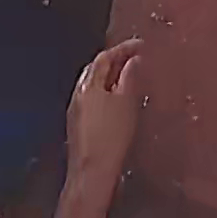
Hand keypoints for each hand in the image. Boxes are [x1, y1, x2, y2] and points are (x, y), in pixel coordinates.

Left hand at [64, 39, 143, 205]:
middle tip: (135, 56)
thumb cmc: (112, 135)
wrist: (92, 172)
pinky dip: (106, 88)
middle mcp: (78, 94)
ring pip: (93, 83)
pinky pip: (93, 96)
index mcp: (88, 86)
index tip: (141, 44)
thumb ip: (130, 77)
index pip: (104, 58)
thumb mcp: (126, 102)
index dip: (123, 48)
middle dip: (115, 59)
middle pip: (95, 69)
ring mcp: (76, 110)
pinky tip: (118, 96)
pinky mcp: (78, 124)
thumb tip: (134, 59)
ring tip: (129, 73)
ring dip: (110, 74)